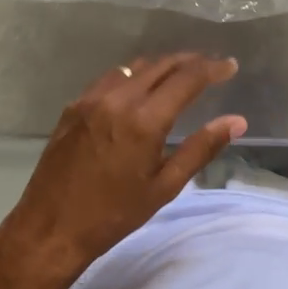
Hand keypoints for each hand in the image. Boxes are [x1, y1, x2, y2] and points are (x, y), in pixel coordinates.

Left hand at [0, 53, 247, 285]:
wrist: (52, 227)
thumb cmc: (114, 214)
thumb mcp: (165, 186)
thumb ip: (201, 149)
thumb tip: (236, 121)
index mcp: (144, 120)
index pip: (187, 79)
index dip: (212, 68)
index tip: (230, 66)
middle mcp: (117, 99)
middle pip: (160, 65)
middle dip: (189, 62)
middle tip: (211, 67)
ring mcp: (90, 100)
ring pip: (133, 68)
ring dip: (160, 66)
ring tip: (179, 75)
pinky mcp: (73, 107)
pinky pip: (109, 79)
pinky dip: (132, 76)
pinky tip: (139, 89)